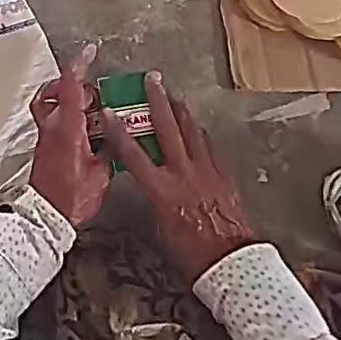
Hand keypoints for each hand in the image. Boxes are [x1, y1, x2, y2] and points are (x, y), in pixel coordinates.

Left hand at [29, 43, 112, 224]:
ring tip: (91, 111)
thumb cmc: (72, 197)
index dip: (80, 65)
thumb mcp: (100, 173)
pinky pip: (53, 121)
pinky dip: (67, 116)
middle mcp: (53, 127)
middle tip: (97, 96)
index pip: (70, 86)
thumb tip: (115, 141)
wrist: (45, 218)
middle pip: (58, 90)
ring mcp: (46, 136)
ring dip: (69, 99)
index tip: (90, 51)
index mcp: (68, 127)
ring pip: (51, 104)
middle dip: (78, 86)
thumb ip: (108, 152)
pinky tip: (85, 131)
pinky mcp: (45, 147)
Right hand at [100, 71, 255, 281]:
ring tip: (173, 96)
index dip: (119, 131)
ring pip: (192, 131)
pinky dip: (199, 134)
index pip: (133, 154)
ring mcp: (206, 170)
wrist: (229, 259)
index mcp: (162, 190)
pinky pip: (208, 146)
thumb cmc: (191, 252)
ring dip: (181, 112)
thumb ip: (156, 198)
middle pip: (167, 128)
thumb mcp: (161, 226)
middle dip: (158, 101)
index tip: (110, 111)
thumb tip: (154, 186)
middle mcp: (183, 173)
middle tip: (153, 80)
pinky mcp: (222, 174)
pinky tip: (196, 128)